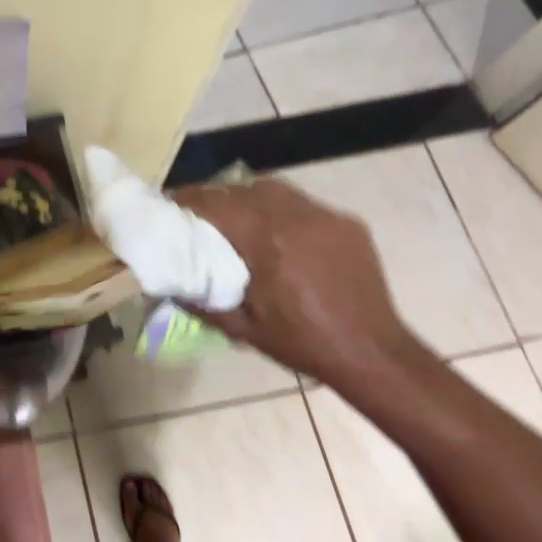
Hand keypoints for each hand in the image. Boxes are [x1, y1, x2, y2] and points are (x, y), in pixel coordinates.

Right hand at [172, 178, 423, 382]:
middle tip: (198, 212)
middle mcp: (296, 218)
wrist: (372, 352)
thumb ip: (202, 304)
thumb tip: (170, 285)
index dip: (188, 200)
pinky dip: (283, 212)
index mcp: (267, 242)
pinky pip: (306, 205)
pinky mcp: (347, 224)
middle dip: (216, 197)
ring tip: (237, 217)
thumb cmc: (303, 343)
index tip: (169, 204)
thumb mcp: (244, 329)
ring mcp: (326, 217)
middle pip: (243, 189)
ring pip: (276, 190)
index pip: (217, 205)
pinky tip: (280, 235)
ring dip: (250, 198)